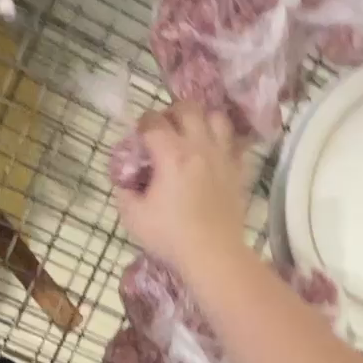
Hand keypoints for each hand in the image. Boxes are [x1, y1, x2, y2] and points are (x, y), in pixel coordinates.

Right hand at [115, 103, 252, 270]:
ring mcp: (223, 156)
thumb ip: (124, 192)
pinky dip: (224, 140)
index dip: (141, 124)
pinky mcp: (238, 170)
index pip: (153, 122)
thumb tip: (125, 180)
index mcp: (171, 154)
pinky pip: (235, 142)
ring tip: (192, 135)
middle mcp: (199, 146)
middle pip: (187, 108)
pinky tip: (214, 152)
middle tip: (164, 130)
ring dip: (201, 120)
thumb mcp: (133, 217)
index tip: (138, 137)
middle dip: (171, 112)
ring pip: (216, 117)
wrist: (213, 253)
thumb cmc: (170, 236)